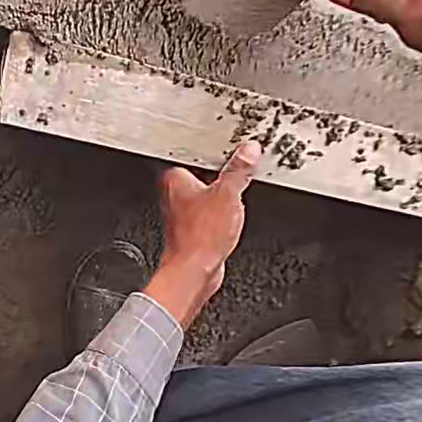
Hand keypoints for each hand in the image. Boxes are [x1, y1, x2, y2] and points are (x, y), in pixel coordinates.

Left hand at [143, 140, 261, 326]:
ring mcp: (180, 214)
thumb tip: (249, 151)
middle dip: (220, 179)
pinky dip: (219, 216)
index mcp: (174, 178)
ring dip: (221, 199)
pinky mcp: (190, 230)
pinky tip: (227, 222)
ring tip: (232, 204)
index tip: (234, 153)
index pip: (196, 156)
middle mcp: (172, 195)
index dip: (217, 155)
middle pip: (202, 176)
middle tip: (237, 179)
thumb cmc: (200, 236)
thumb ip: (239, 170)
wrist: (194, 270)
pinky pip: (209, 215)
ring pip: (206, 197)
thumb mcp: (229, 194)